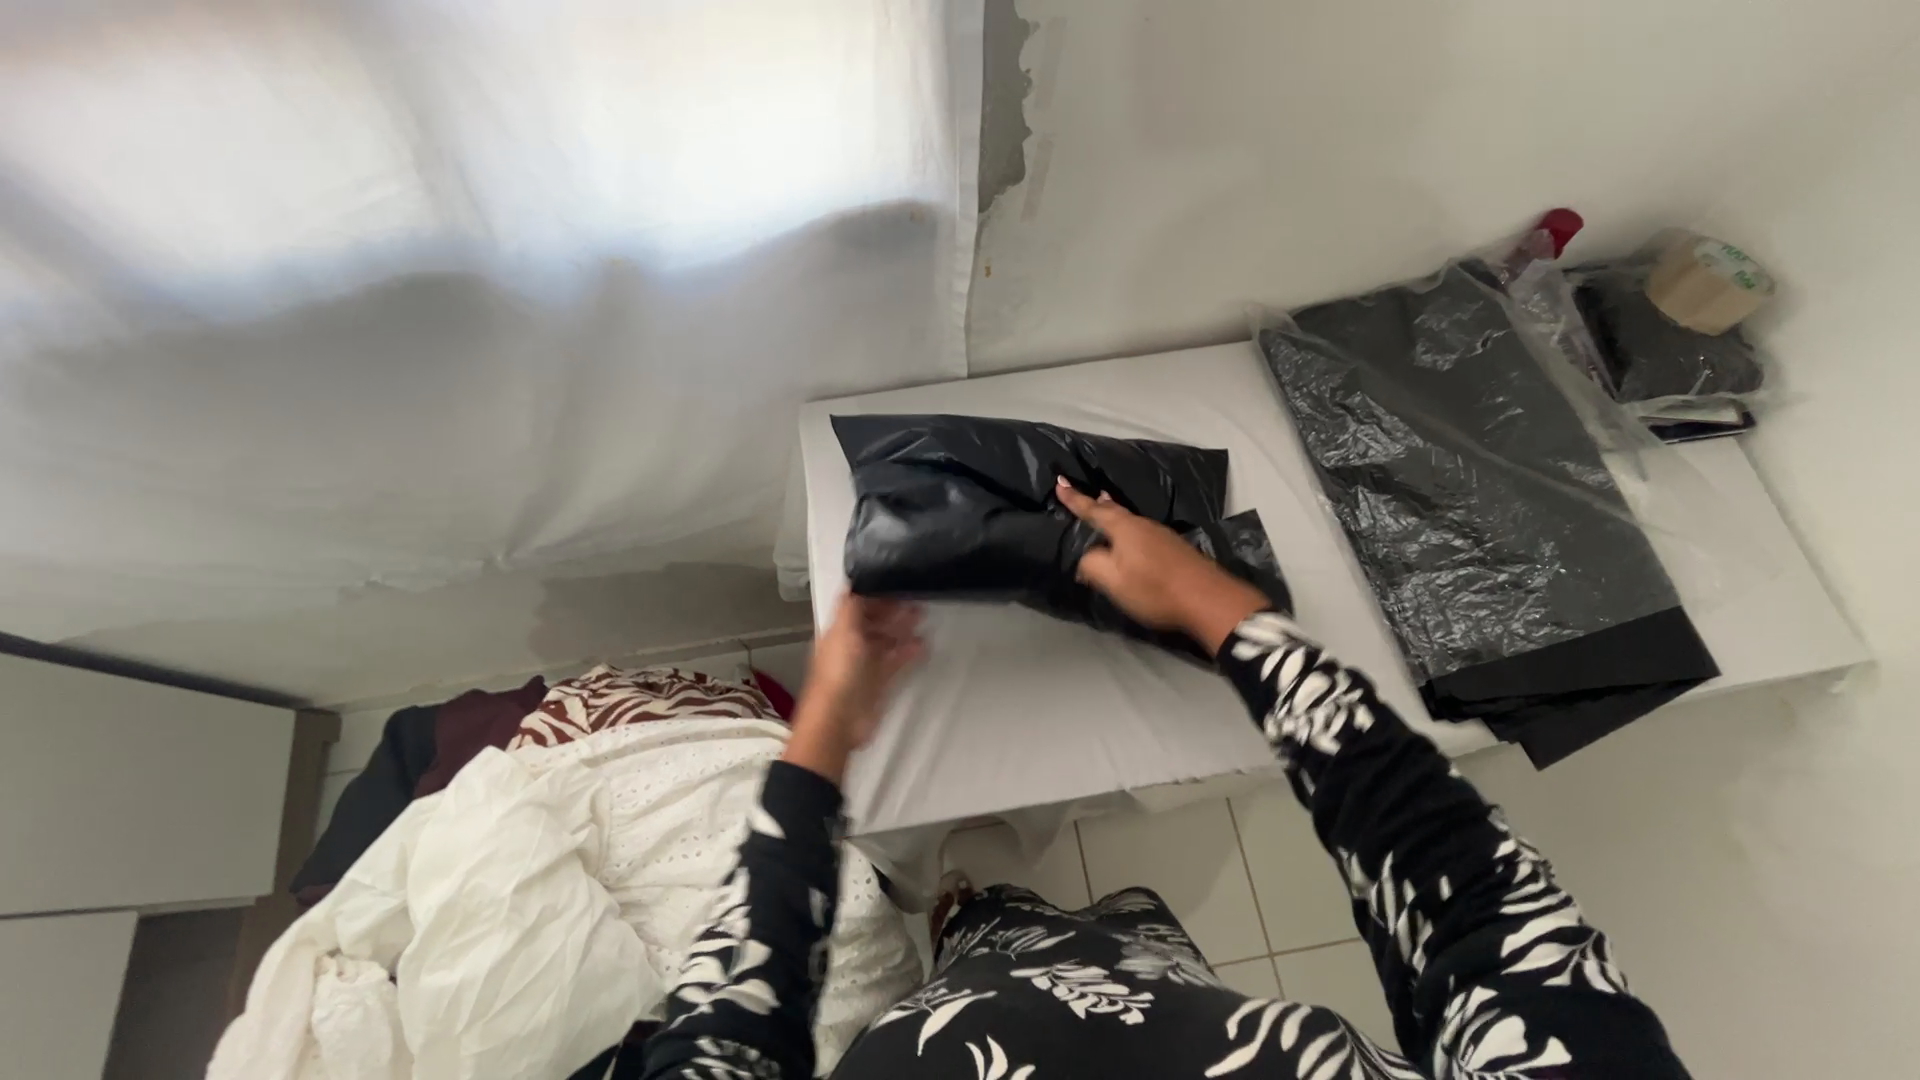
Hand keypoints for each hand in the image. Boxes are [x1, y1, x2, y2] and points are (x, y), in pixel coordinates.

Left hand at [783, 593, 924, 782]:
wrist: (838, 721)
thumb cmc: (839, 674)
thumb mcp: (844, 632)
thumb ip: (852, 606)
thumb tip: (857, 580)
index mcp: (838, 631)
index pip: (856, 605)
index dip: (875, 594)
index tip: (897, 583)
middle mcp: (850, 645)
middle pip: (872, 621)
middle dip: (892, 610)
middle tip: (916, 600)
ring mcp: (865, 664)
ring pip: (885, 640)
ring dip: (902, 628)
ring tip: (921, 618)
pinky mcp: (878, 681)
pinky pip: (895, 661)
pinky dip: (908, 651)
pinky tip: (922, 644)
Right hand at [1056, 476, 1268, 653]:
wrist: (1207, 599)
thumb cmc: (1154, 588)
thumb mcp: (1112, 580)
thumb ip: (1091, 565)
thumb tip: (1084, 556)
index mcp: (1123, 528)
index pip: (1092, 509)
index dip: (1074, 498)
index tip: (1060, 482)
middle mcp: (1142, 524)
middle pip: (1113, 510)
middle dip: (1096, 502)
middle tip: (1084, 493)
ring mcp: (1161, 535)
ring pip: (1129, 519)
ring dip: (1113, 514)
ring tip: (1103, 509)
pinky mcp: (1173, 548)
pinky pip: (1141, 531)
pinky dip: (1128, 528)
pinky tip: (1130, 537)